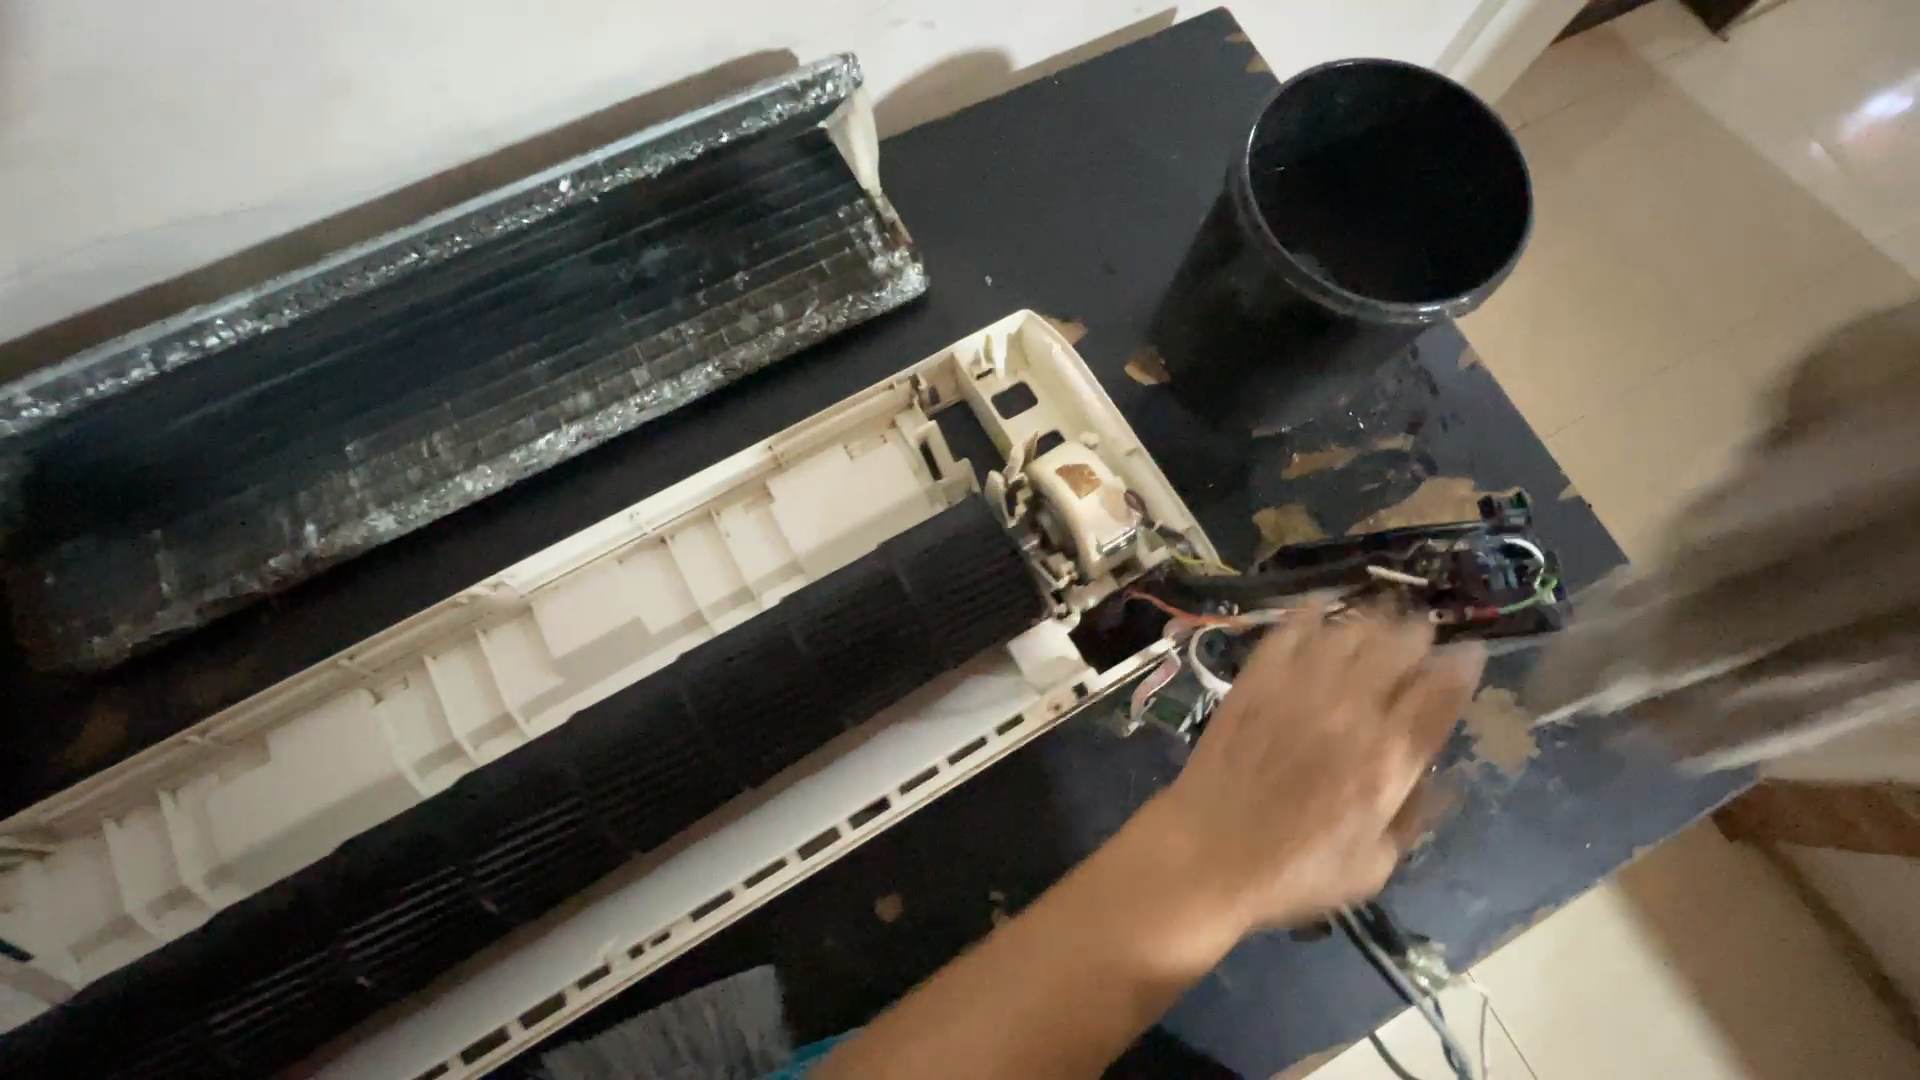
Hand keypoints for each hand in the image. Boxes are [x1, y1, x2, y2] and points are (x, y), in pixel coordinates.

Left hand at [1148, 610, 1483, 937]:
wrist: (1207, 850)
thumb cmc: (1293, 870)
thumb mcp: (1373, 865)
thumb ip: (1411, 815)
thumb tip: (1438, 777)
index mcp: (1387, 759)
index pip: (1439, 695)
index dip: (1461, 667)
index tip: (1470, 652)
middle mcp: (1348, 712)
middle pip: (1395, 651)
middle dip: (1416, 634)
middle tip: (1423, 629)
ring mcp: (1296, 690)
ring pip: (1345, 634)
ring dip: (1370, 619)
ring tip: (1381, 613)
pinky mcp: (1253, 682)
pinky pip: (1286, 634)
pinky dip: (1307, 614)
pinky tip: (1319, 605)